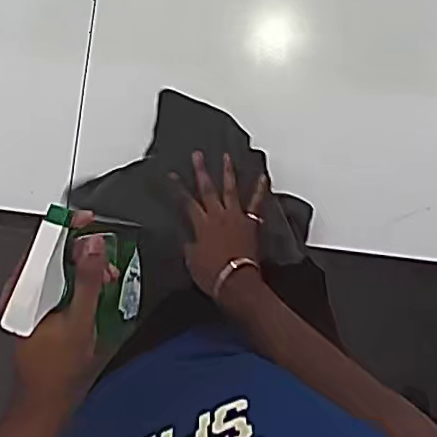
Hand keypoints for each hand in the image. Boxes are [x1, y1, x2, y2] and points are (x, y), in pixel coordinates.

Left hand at [11, 212, 118, 410]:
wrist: (47, 400)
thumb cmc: (57, 367)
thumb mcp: (79, 320)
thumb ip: (88, 280)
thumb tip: (93, 245)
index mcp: (22, 293)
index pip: (42, 247)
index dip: (66, 228)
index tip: (86, 219)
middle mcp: (23, 293)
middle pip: (52, 254)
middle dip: (84, 251)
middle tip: (105, 257)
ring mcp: (31, 300)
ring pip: (59, 267)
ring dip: (86, 266)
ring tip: (104, 278)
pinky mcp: (42, 306)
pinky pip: (61, 280)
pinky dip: (82, 279)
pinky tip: (97, 288)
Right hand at [172, 151, 269, 301]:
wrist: (236, 281)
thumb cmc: (212, 275)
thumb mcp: (192, 261)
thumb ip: (190, 245)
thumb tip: (188, 239)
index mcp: (201, 224)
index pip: (186, 202)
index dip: (178, 188)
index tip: (172, 175)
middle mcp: (218, 216)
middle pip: (207, 189)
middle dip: (201, 171)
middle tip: (198, 155)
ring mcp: (236, 216)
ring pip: (230, 189)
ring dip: (228, 172)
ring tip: (226, 157)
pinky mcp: (251, 222)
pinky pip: (257, 203)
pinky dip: (260, 190)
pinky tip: (263, 177)